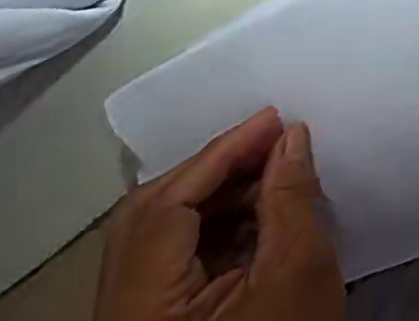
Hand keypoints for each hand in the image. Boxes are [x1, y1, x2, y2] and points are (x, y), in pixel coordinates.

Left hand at [96, 108, 343, 320]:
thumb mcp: (297, 272)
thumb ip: (290, 198)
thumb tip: (291, 137)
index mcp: (140, 310)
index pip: (167, 207)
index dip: (222, 153)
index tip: (274, 118)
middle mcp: (120, 311)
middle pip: (150, 215)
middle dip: (214, 168)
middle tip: (270, 139)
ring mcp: (135, 317)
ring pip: (162, 232)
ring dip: (218, 193)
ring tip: (272, 169)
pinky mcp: (158, 320)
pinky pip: (176, 254)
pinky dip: (216, 221)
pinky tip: (258, 209)